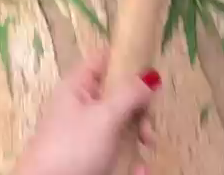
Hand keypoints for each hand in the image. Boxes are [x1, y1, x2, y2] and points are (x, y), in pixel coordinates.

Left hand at [15, 50, 161, 174]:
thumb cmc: (73, 146)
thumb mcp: (104, 117)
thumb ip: (128, 94)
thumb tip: (150, 73)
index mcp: (78, 86)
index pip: (103, 60)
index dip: (125, 60)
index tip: (150, 73)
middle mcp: (82, 105)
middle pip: (118, 96)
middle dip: (138, 111)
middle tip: (148, 130)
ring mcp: (87, 133)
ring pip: (121, 126)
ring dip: (138, 137)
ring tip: (146, 150)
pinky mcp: (92, 158)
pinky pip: (117, 151)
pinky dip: (130, 160)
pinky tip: (138, 171)